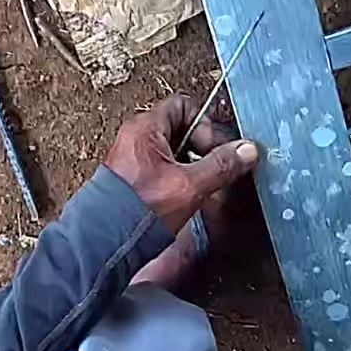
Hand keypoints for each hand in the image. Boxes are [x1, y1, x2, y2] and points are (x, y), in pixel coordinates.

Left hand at [105, 94, 260, 235]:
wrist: (104, 244)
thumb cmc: (137, 213)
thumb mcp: (189, 186)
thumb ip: (220, 166)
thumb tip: (246, 151)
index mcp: (145, 129)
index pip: (184, 106)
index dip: (204, 124)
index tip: (213, 148)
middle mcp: (135, 137)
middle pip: (180, 128)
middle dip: (200, 147)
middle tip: (210, 168)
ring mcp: (132, 157)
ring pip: (172, 149)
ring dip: (190, 164)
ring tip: (197, 186)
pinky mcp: (132, 177)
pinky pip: (161, 166)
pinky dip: (177, 176)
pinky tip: (183, 197)